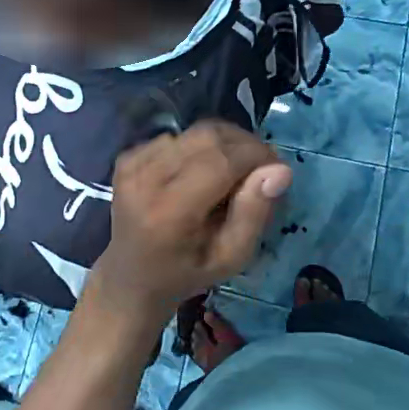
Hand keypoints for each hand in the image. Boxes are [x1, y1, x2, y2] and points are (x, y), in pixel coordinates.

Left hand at [87, 120, 291, 321]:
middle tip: (262, 167)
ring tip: (235, 171)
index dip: (256, 155)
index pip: (222, 160)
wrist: (131, 277)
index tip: (276, 169)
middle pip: (208, 136)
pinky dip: (200, 148)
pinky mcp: (128, 157)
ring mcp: (132, 164)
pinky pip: (178, 137)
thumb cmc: (186, 273)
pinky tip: (202, 173)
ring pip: (195, 132)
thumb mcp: (230, 257)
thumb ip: (254, 213)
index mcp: (169, 211)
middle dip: (245, 144)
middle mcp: (145, 178)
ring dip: (224, 144)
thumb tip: (280, 170)